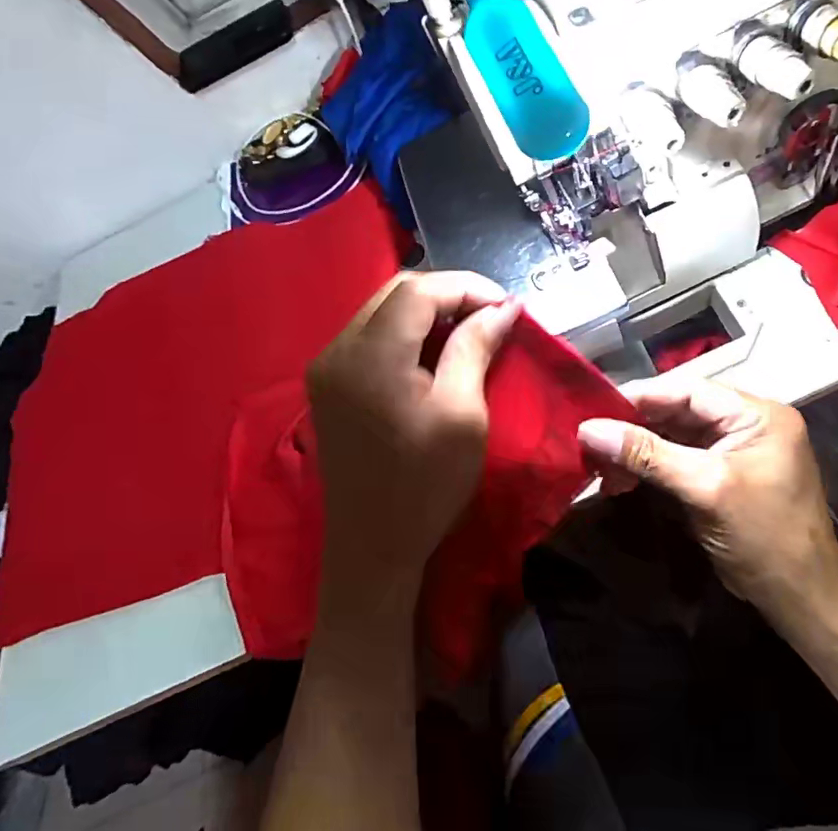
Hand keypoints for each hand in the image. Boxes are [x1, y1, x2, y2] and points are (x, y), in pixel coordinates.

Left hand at [307, 271, 521, 580]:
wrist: (372, 549)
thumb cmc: (426, 485)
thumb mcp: (464, 413)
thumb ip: (476, 348)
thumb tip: (503, 307)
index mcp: (370, 357)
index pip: (419, 289)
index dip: (469, 287)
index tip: (509, 308)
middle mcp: (337, 350)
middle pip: (397, 291)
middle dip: (451, 292)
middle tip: (494, 316)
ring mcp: (327, 367)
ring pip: (383, 308)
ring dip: (431, 309)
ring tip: (474, 329)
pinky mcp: (330, 384)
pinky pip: (372, 334)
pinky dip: (410, 330)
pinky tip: (439, 350)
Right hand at [576, 378, 837, 620]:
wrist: (801, 598)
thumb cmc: (762, 537)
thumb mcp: (705, 489)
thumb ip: (648, 454)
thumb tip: (589, 429)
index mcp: (758, 414)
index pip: (691, 390)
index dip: (641, 396)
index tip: (595, 407)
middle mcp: (750, 423)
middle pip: (683, 410)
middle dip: (637, 424)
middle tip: (590, 437)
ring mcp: (739, 450)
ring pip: (679, 435)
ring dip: (641, 448)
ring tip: (600, 462)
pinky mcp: (726, 475)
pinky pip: (684, 459)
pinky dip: (654, 466)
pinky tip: (623, 477)